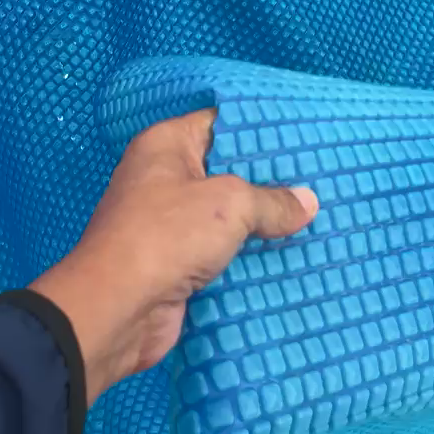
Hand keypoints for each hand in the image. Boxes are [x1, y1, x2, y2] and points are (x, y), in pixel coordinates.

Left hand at [29, 109, 318, 403]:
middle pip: (225, 170)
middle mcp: (164, 176)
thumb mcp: (228, 205)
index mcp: (166, 144)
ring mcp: (168, 222)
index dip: (259, 129)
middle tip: (317, 179)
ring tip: (312, 218)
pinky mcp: (175, 262)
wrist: (115, 310)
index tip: (302, 136)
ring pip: (224, 215)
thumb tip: (308, 202)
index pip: (220, 123)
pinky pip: (219, 250)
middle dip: (267, 179)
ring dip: (260, 222)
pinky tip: (286, 256)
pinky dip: (246, 255)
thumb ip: (270, 200)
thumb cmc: (166, 235)